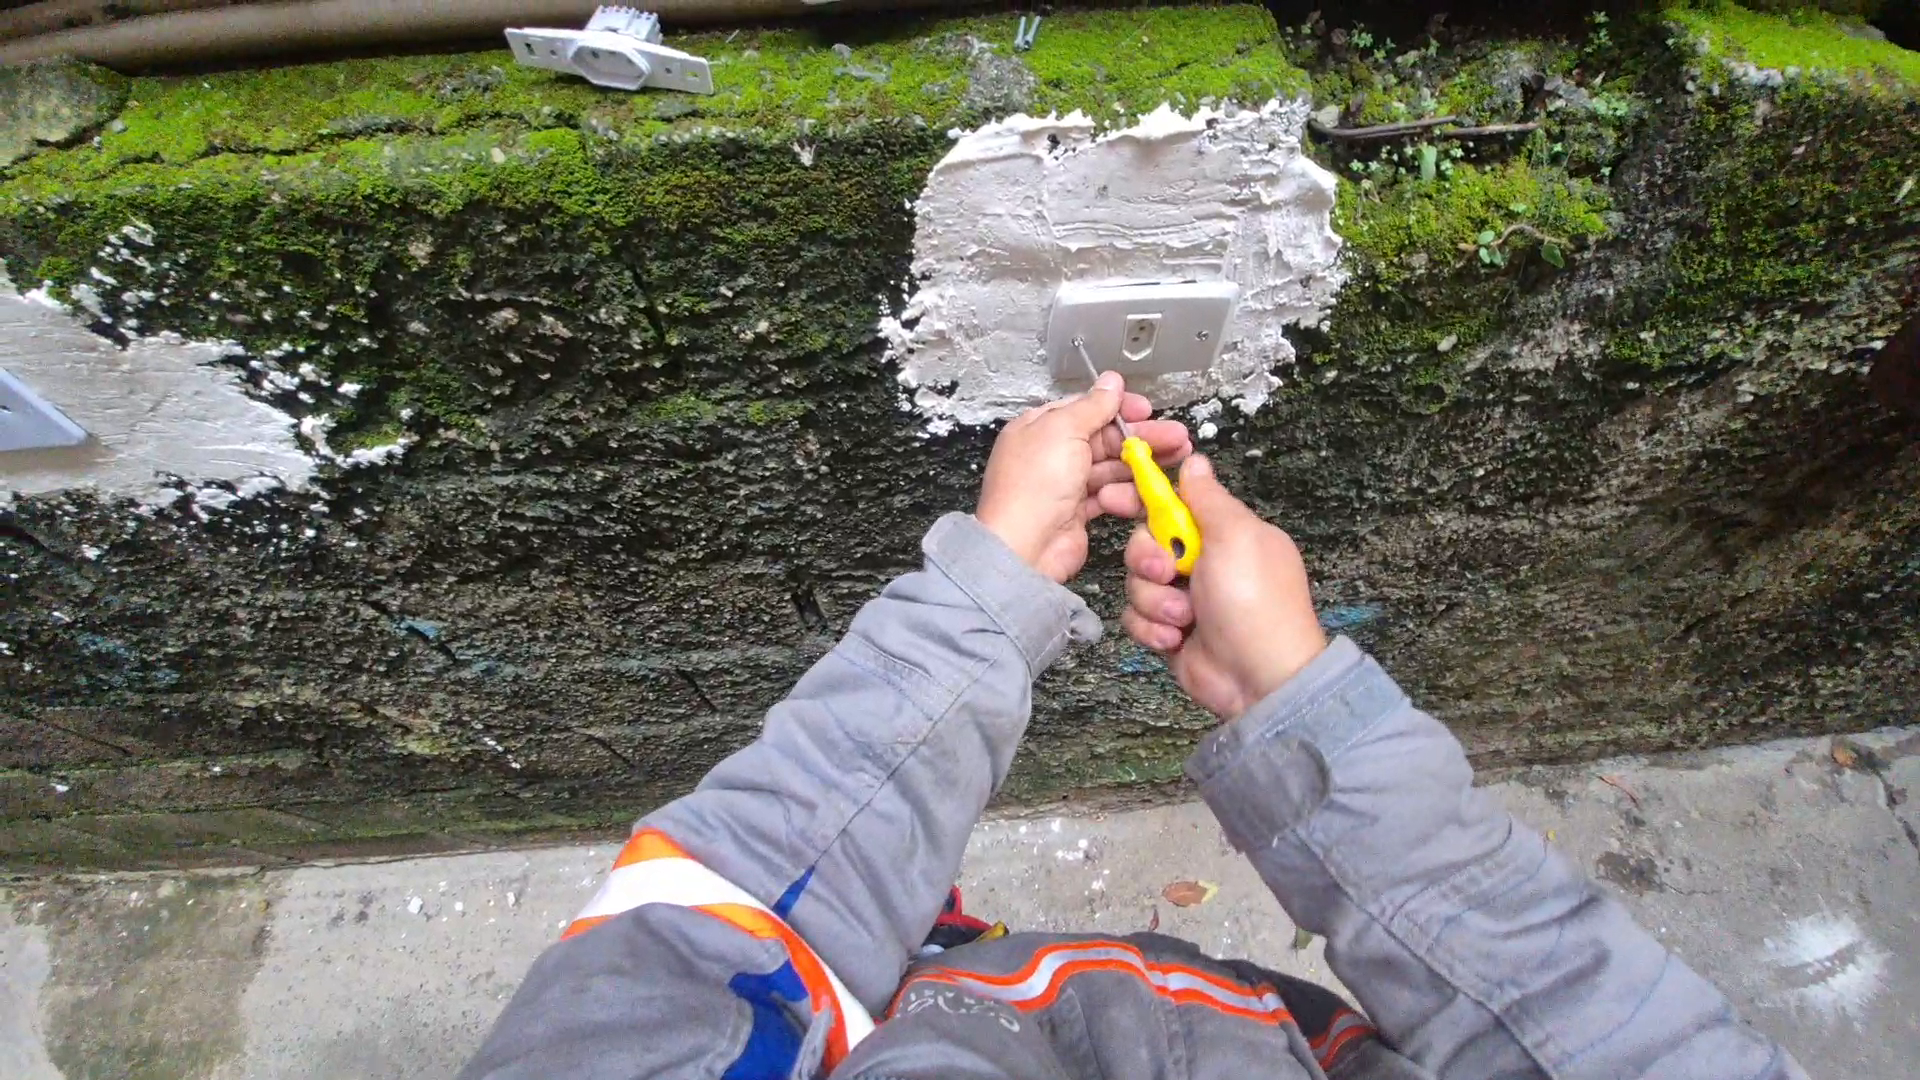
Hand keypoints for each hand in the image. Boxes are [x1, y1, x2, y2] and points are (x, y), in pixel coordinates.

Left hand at [976, 371, 1191, 583]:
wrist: (1024, 547)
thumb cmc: (1031, 486)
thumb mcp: (1064, 430)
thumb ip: (1092, 405)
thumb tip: (1110, 381)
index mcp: (1040, 428)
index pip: (1085, 408)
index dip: (1118, 408)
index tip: (1146, 410)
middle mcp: (1050, 455)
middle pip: (1104, 438)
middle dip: (1141, 438)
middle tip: (1176, 438)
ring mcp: (1063, 485)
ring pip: (1111, 468)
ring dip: (1141, 466)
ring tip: (1170, 464)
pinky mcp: (1076, 512)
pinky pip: (1109, 496)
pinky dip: (1127, 494)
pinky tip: (1144, 492)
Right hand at [1120, 455, 1325, 718]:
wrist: (1259, 678)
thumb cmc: (1255, 602)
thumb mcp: (1237, 536)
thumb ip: (1208, 497)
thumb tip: (1195, 461)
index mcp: (1223, 532)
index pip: (1172, 502)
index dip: (1141, 497)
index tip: (1112, 496)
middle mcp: (1202, 562)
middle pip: (1144, 542)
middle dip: (1146, 558)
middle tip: (1167, 572)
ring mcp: (1183, 597)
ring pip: (1136, 581)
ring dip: (1154, 601)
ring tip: (1183, 618)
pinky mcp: (1166, 629)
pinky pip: (1135, 616)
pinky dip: (1151, 628)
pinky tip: (1176, 639)